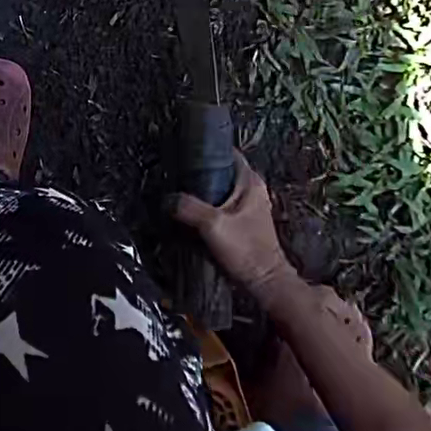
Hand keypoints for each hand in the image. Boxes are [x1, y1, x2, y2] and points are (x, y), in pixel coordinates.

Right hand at [169, 152, 298, 300]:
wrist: (264, 283)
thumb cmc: (246, 250)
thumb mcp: (212, 225)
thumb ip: (186, 207)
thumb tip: (165, 199)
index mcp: (250, 182)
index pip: (227, 152)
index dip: (205, 148)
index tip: (182, 149)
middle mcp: (251, 189)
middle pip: (219, 169)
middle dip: (197, 169)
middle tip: (173, 170)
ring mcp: (246, 205)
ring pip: (217, 186)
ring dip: (199, 187)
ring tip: (176, 188)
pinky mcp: (239, 220)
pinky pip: (217, 202)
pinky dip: (203, 202)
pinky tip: (187, 208)